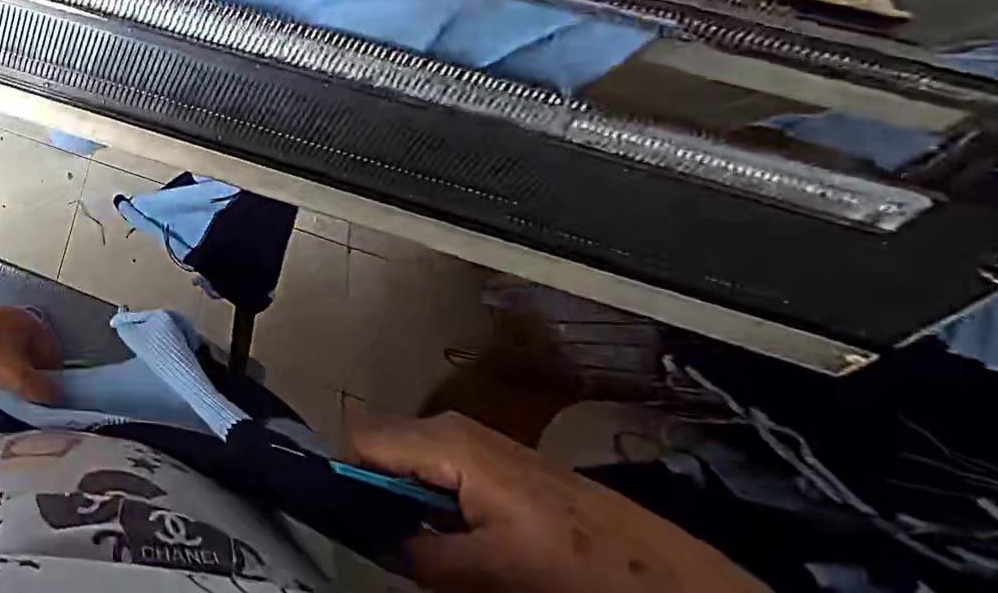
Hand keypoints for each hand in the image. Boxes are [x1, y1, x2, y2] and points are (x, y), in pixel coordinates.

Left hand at [0, 308, 62, 403]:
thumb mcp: (18, 377)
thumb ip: (41, 388)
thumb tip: (55, 396)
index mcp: (33, 323)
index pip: (54, 352)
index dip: (53, 375)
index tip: (48, 392)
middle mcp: (17, 317)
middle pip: (34, 350)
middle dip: (33, 371)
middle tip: (28, 391)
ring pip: (14, 348)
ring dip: (13, 367)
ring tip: (6, 385)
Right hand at [349, 413, 766, 592]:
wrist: (653, 564)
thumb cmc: (569, 559)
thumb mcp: (490, 571)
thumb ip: (424, 555)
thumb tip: (380, 544)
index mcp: (442, 442)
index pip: (362, 440)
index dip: (344, 476)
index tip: (344, 519)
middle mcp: (446, 425)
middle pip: (379, 447)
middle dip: (372, 490)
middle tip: (383, 540)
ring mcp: (467, 436)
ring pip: (404, 458)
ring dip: (398, 496)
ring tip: (415, 542)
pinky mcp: (484, 453)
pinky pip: (430, 465)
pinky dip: (424, 494)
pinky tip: (448, 533)